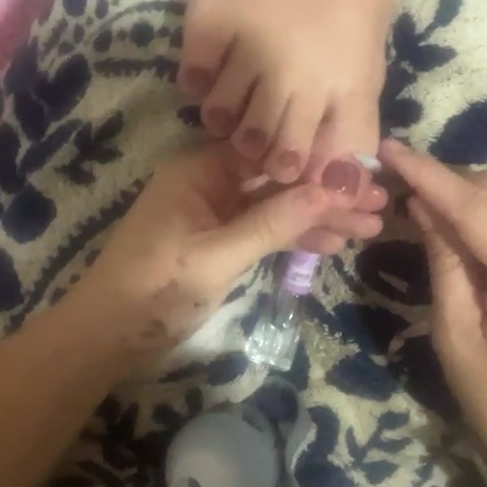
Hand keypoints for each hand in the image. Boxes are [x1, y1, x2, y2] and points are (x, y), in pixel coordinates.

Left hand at [65, 142, 386, 359]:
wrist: (108, 333)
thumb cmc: (156, 287)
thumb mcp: (217, 256)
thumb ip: (272, 223)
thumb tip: (329, 191)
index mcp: (199, 170)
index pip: (268, 152)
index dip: (316, 163)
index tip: (364, 175)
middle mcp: (209, 183)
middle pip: (277, 179)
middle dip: (325, 193)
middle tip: (378, 203)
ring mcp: (214, 213)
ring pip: (274, 207)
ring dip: (317, 217)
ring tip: (370, 226)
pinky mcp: (217, 242)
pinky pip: (262, 230)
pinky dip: (294, 237)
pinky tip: (332, 243)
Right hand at [380, 139, 486, 486]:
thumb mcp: (454, 334)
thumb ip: (444, 262)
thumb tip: (422, 204)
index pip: (482, 211)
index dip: (432, 176)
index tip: (391, 149)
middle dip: (455, 178)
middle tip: (407, 187)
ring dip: (480, 184)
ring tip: (436, 201)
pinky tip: (472, 214)